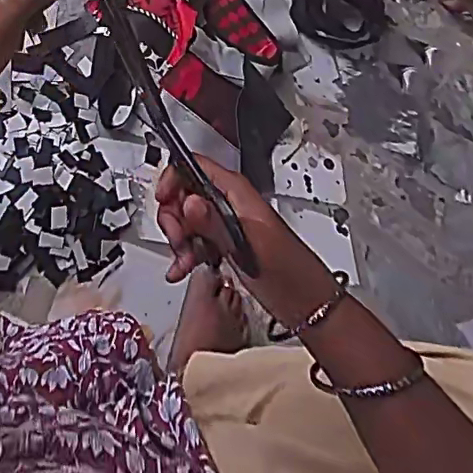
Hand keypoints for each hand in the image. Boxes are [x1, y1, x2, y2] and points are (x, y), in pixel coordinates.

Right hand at [155, 154, 339, 324]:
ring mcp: (225, 222)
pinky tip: (184, 267)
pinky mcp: (223, 242)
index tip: (164, 201)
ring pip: (185, 218)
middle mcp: (229, 202)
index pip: (193, 166)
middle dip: (174, 217)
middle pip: (183, 193)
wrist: (308, 306)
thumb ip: (214, 222)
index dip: (173, 179)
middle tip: (178, 238)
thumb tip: (188, 202)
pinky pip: (193, 238)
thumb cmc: (290, 273)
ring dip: (178, 239)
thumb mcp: (247, 246)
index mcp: (236, 192)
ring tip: (185, 258)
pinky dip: (184, 252)